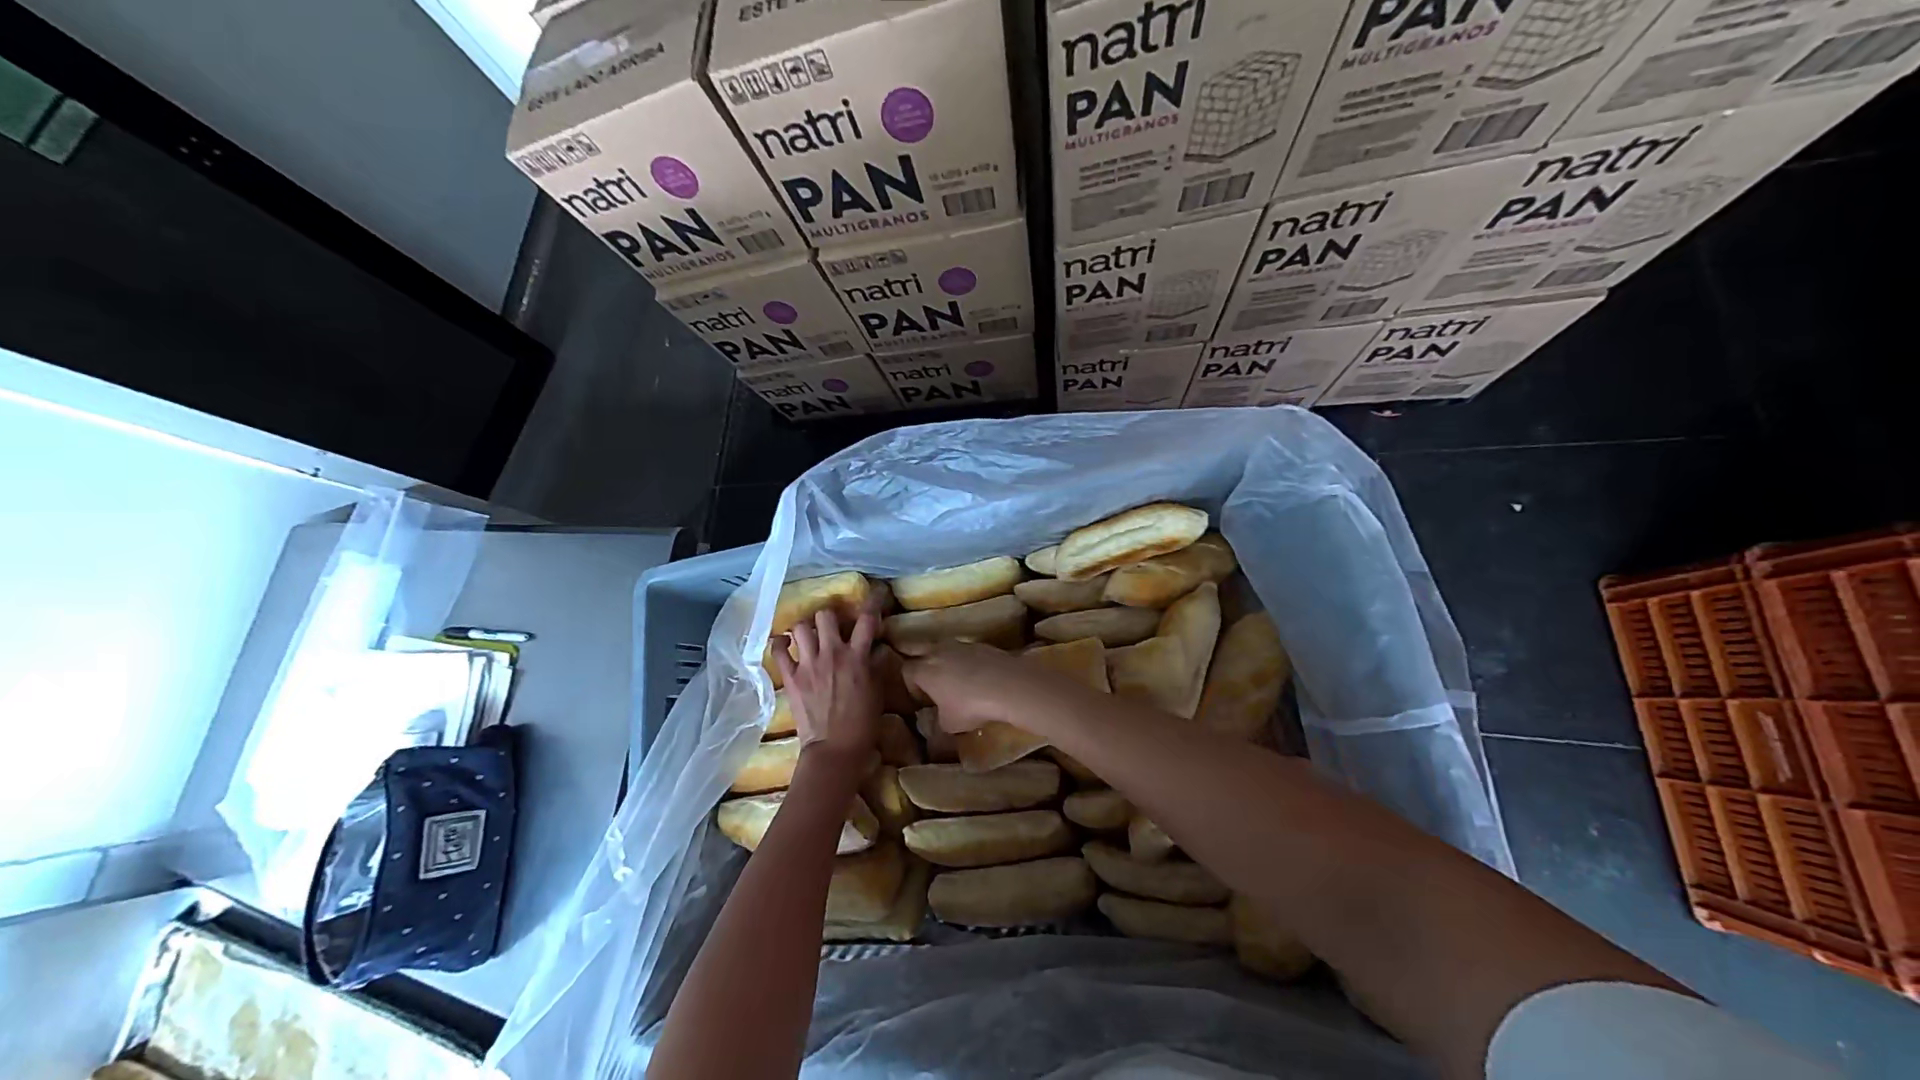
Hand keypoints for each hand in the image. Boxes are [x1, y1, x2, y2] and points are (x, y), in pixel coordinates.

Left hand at [774, 608, 880, 768]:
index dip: (872, 604)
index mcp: (857, 657)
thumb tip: (876, 650)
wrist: (835, 749)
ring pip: (801, 627)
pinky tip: (785, 644)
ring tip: (808, 635)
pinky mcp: (791, 678)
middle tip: (831, 626)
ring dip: (805, 628)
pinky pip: (779, 650)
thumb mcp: (877, 692)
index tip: (874, 597)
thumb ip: (876, 667)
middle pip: (825, 616)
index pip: (866, 620)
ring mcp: (808, 664)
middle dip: (829, 617)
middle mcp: (832, 654)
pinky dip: (781, 643)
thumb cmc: (863, 724)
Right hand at [901, 642, 1050, 733]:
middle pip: (919, 649)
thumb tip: (937, 724)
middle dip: (919, 662)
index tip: (922, 701)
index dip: (910, 686)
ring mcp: (960, 645)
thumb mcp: (949, 725)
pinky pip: (965, 651)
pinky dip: (966, 661)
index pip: (906, 671)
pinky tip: (977, 677)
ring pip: (944, 648)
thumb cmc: (970, 706)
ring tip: (954, 679)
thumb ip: (937, 723)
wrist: (1006, 685)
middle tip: (928, 680)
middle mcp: (938, 652)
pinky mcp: (980, 645)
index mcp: (924, 670)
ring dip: (944, 660)